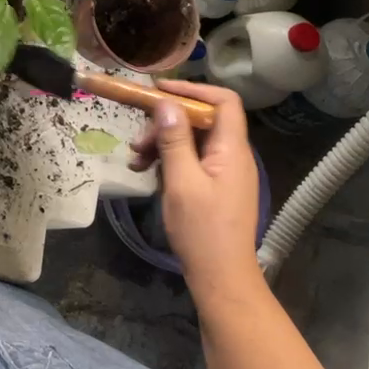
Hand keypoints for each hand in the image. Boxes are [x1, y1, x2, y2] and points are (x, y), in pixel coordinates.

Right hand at [130, 80, 263, 296]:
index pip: (223, 101)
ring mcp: (225, 172)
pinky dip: (168, 160)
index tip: (159, 91)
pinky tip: (146, 172)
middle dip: (166, 122)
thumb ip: (174, 140)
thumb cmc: (202, 230)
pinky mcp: (215, 187)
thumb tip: (166, 103)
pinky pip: (191, 160)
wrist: (221, 280)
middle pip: (200, 120)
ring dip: (162, 143)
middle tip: (138, 140)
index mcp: (232, 150)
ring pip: (192, 140)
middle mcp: (233, 155)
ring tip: (135, 159)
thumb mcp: (181, 181)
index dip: (192, 89)